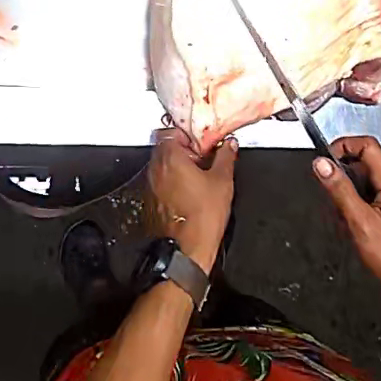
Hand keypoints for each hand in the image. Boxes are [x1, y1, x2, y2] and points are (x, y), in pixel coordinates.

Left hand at [146, 128, 236, 272]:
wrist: (187, 249)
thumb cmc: (202, 215)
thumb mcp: (222, 181)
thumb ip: (225, 157)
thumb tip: (229, 145)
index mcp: (170, 157)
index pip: (170, 131)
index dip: (186, 133)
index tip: (201, 141)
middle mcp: (156, 168)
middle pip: (164, 147)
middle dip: (182, 149)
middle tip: (202, 156)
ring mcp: (151, 184)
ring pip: (162, 164)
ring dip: (177, 165)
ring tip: (198, 174)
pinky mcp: (151, 200)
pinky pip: (160, 181)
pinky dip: (172, 181)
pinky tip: (189, 191)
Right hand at [313, 136, 380, 315]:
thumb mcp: (361, 223)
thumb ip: (340, 190)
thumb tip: (322, 165)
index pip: (368, 145)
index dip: (343, 147)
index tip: (326, 161)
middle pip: (367, 162)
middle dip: (345, 176)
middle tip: (335, 198)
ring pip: (371, 181)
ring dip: (353, 193)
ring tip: (348, 219)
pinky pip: (378, 197)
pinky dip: (363, 206)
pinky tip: (360, 227)